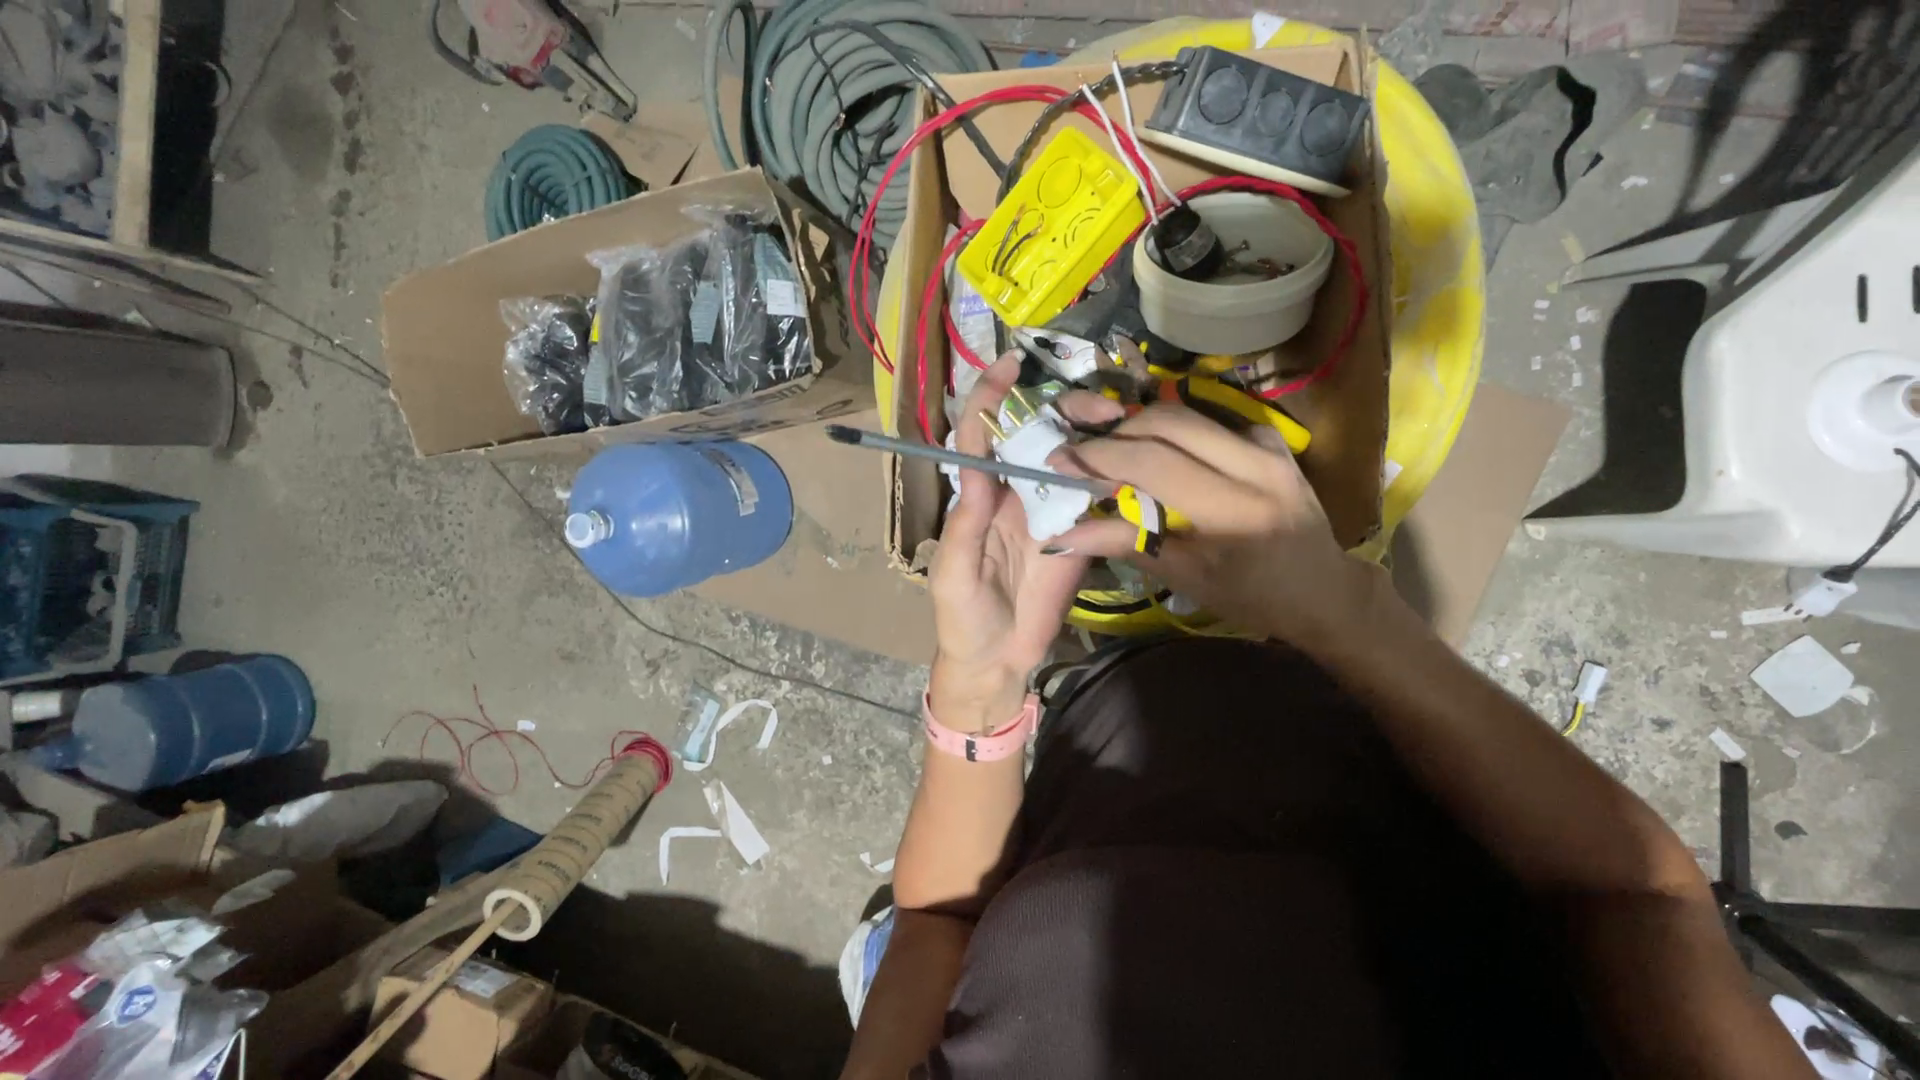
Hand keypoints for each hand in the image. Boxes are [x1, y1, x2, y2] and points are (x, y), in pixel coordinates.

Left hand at [927, 353, 1118, 732]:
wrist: (998, 660)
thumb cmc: (962, 617)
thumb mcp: (954, 573)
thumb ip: (964, 524)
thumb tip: (976, 470)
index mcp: (980, 495)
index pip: (982, 435)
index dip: (992, 397)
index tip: (1012, 364)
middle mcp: (1016, 493)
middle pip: (1039, 436)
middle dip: (1066, 410)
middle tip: (1101, 407)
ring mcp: (1050, 512)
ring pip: (1075, 460)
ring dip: (1098, 438)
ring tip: (1124, 426)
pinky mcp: (1080, 536)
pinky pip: (1099, 500)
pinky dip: (1117, 479)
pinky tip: (1140, 464)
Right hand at [1049, 402, 1404, 651]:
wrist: (1324, 590)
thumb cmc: (1253, 597)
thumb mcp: (1188, 580)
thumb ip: (1129, 545)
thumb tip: (1065, 534)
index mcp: (1230, 512)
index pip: (1152, 463)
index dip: (1100, 456)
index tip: (1062, 458)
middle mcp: (1253, 468)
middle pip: (1167, 424)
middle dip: (1115, 433)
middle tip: (1086, 451)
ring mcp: (1269, 449)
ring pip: (1189, 414)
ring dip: (1143, 425)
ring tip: (1117, 447)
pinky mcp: (1275, 442)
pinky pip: (1214, 421)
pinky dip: (1182, 431)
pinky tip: (1169, 451)